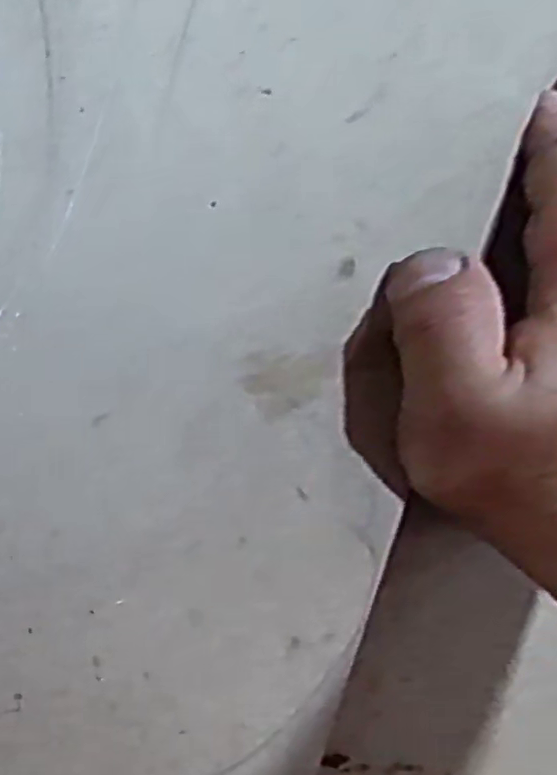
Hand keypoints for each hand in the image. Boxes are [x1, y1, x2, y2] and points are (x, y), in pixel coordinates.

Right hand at [346, 90, 556, 590]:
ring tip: (541, 188)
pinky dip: (536, 263)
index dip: (550, 154)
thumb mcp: (457, 410)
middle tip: (543, 134)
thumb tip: (423, 262)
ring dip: (550, 218)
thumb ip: (441, 330)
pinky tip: (517, 263)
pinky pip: (555, 287)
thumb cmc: (522, 475)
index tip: (539, 106)